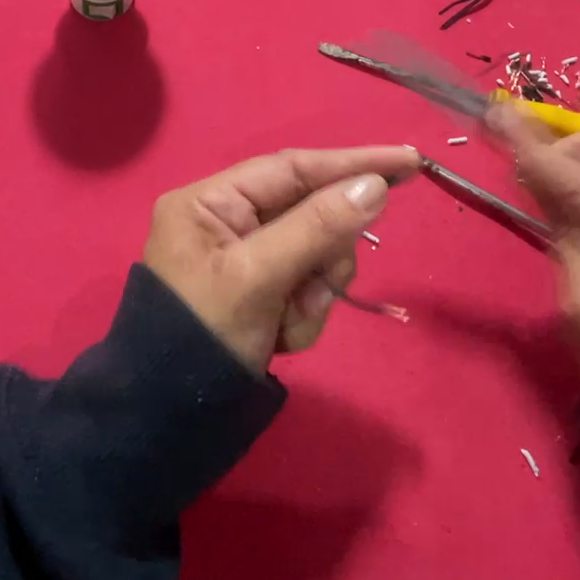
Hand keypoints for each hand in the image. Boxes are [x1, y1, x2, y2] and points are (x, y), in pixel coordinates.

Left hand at [143, 146, 420, 371]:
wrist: (170, 419)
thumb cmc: (203, 334)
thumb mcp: (257, 277)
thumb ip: (317, 227)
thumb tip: (375, 185)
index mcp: (210, 202)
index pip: (293, 168)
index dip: (352, 164)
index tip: (409, 160)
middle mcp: (227, 221)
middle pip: (310, 214)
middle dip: (323, 256)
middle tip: (317, 287)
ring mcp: (245, 259)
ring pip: (316, 255)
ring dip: (314, 293)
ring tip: (288, 321)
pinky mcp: (261, 294)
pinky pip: (307, 289)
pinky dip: (303, 315)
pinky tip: (279, 339)